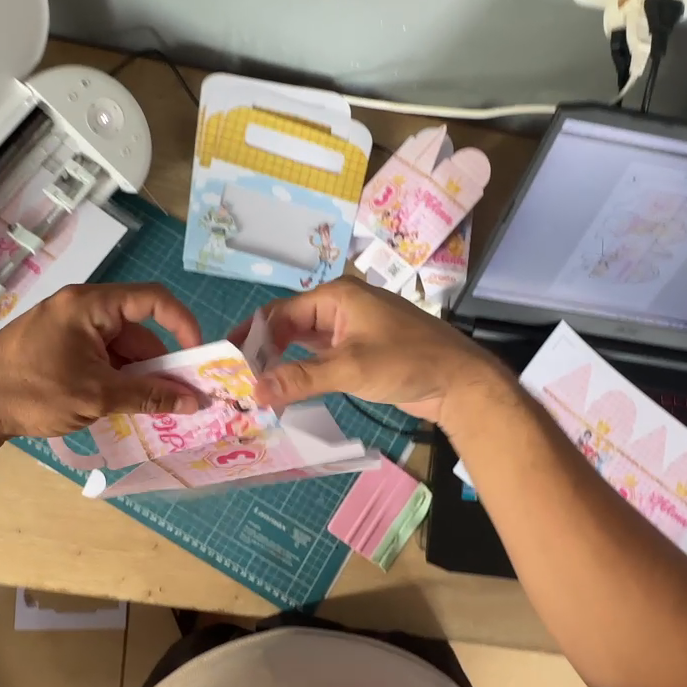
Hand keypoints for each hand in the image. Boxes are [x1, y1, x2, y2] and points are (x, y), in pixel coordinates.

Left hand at [0, 283, 205, 441]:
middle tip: (177, 398)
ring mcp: (66, 327)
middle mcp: (80, 308)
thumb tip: (195, 401)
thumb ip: (149, 396)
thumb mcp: (97, 397)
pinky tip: (119, 406)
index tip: (197, 357)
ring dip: (136, 375)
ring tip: (148, 409)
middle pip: (137, 329)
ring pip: (119, 347)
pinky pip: (99, 357)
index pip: (153, 299)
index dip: (183, 324)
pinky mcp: (56, 347)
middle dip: (158, 363)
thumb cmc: (32, 394)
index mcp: (90, 305)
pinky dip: (114, 379)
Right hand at [232, 277, 510, 424]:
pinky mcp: (357, 350)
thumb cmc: (407, 362)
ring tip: (253, 386)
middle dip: (262, 351)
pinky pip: (318, 356)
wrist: (459, 381)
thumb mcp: (351, 369)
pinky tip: (284, 389)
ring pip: (302, 342)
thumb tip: (254, 390)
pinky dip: (300, 371)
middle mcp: (338, 306)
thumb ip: (300, 378)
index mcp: (335, 296)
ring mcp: (348, 329)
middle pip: (287, 325)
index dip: (251, 338)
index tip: (227, 363)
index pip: (279, 313)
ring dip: (280, 363)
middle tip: (236, 378)